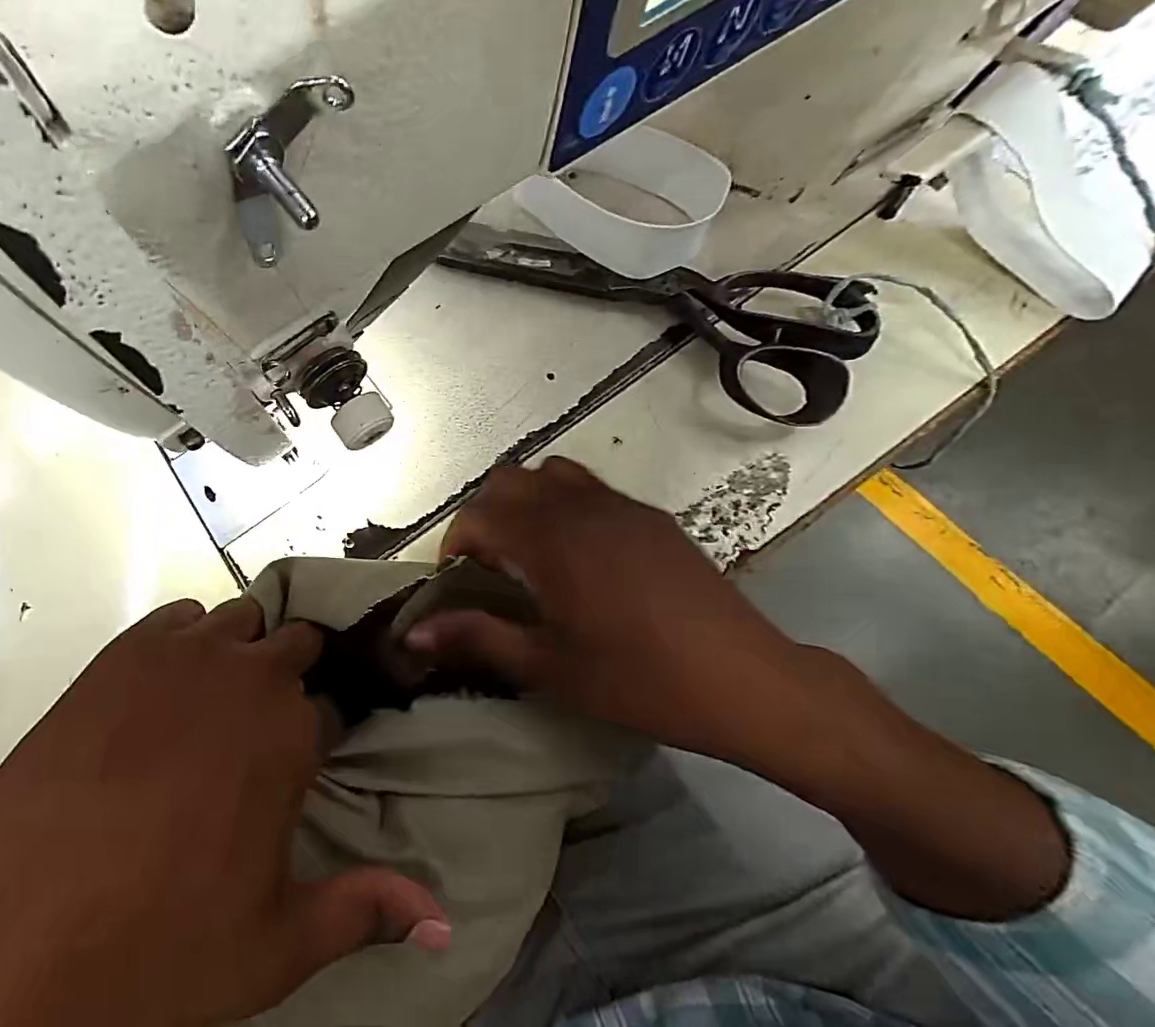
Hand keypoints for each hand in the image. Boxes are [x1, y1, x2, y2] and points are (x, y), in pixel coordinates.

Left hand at [0, 598, 449, 1026]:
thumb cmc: (155, 946)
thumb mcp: (275, 945)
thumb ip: (367, 913)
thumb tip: (447, 925)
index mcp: (291, 731)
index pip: (335, 701)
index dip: (326, 730)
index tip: (310, 759)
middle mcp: (243, 676)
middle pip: (294, 645)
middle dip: (292, 678)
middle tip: (267, 734)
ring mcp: (175, 657)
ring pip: (238, 621)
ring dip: (242, 652)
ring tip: (219, 706)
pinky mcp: (114, 658)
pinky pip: (174, 618)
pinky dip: (186, 637)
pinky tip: (169, 687)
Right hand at [405, 457, 845, 767]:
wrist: (742, 678)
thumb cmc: (637, 680)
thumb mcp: (549, 667)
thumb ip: (478, 638)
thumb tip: (412, 633)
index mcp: (551, 542)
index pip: (479, 516)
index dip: (455, 544)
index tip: (458, 581)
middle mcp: (582, 508)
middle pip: (509, 480)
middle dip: (485, 515)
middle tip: (490, 566)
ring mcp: (622, 506)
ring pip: (552, 474)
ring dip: (526, 502)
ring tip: (532, 553)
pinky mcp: (652, 515)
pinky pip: (592, 488)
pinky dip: (565, 504)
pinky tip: (582, 556)